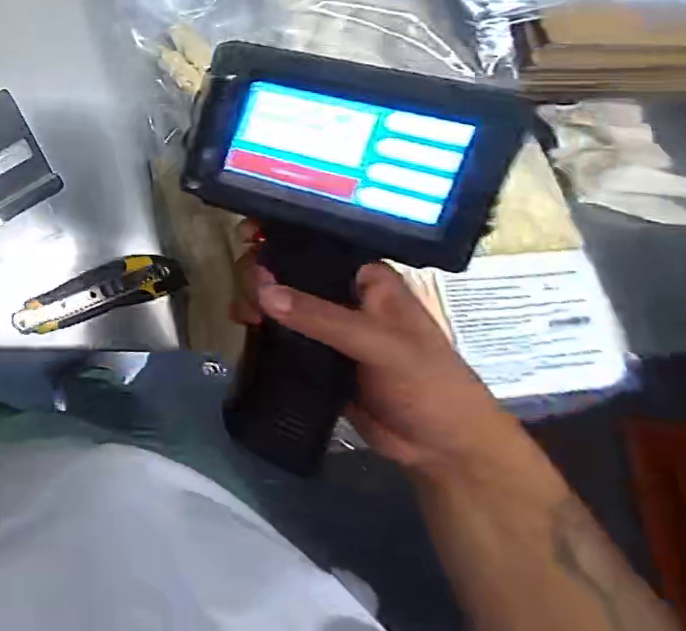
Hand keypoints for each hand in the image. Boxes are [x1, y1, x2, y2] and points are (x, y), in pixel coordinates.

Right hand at [233, 233, 520, 478]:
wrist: (443, 451)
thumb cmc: (429, 384)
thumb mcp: (380, 345)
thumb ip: (321, 317)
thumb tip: (263, 291)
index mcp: (366, 277)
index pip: (318, 244)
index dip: (282, 234)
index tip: (249, 235)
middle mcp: (342, 294)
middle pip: (289, 269)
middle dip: (260, 272)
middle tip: (248, 292)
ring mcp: (326, 325)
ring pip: (279, 299)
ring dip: (254, 299)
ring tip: (244, 314)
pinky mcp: (313, 355)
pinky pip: (278, 332)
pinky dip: (258, 326)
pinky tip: (243, 325)